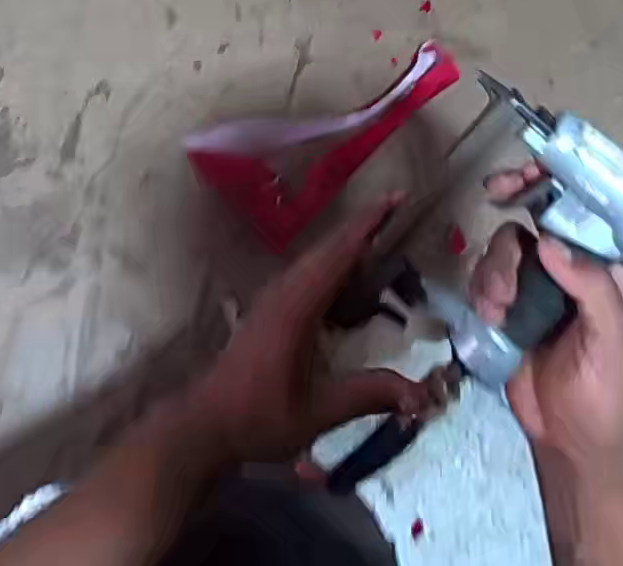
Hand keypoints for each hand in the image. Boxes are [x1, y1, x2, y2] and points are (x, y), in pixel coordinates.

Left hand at [192, 195, 429, 463]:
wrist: (202, 425)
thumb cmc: (258, 417)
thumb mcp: (317, 412)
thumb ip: (368, 395)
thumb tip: (420, 393)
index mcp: (298, 306)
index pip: (341, 253)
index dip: (369, 224)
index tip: (395, 197)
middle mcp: (286, 289)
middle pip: (331, 246)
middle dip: (365, 224)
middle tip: (397, 205)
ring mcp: (276, 295)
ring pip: (318, 255)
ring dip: (349, 240)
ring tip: (380, 233)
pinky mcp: (271, 304)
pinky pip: (309, 268)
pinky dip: (335, 258)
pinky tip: (347, 271)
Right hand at [472, 167, 622, 473]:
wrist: (568, 445)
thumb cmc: (607, 392)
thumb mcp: (614, 341)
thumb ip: (590, 288)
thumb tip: (549, 240)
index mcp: (608, 268)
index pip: (589, 210)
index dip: (565, 181)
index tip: (536, 168)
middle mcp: (572, 265)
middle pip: (542, 211)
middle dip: (518, 193)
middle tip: (497, 188)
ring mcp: (538, 281)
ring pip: (509, 240)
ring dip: (497, 263)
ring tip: (499, 302)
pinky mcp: (508, 301)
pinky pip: (487, 272)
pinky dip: (484, 286)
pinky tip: (491, 314)